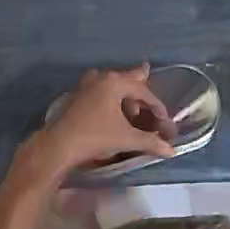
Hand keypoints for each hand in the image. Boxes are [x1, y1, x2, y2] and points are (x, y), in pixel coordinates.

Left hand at [23, 65, 177, 179]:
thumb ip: (150, 142)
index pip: (143, 91)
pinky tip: (115, 112)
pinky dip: (112, 98)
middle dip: (141, 88)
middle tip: (151, 87)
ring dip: (126, 95)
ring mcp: (85, 84)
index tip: (164, 120)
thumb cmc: (94, 137)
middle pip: (127, 79)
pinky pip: (101, 90)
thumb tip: (172, 151)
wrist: (57, 146)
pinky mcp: (76, 95)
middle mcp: (100, 77)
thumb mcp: (126, 139)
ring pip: (113, 84)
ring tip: (135, 111)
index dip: (157, 106)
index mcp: (114, 82)